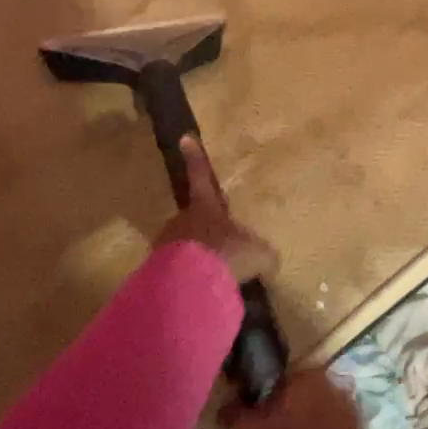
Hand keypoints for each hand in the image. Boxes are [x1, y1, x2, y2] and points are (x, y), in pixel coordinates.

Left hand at [154, 137, 277, 283]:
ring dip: (196, 256)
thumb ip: (262, 252)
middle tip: (218, 245)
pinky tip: (201, 291)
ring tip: (212, 275)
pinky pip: (176, 269)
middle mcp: (183, 218)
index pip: (201, 176)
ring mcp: (167, 242)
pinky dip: (188, 277)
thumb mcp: (258, 253)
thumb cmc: (228, 254)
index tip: (184, 137)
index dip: (195, 158)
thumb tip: (269, 258)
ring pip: (183, 244)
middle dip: (204, 229)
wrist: (192, 284)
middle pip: (192, 216)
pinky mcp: (158, 268)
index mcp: (206, 206)